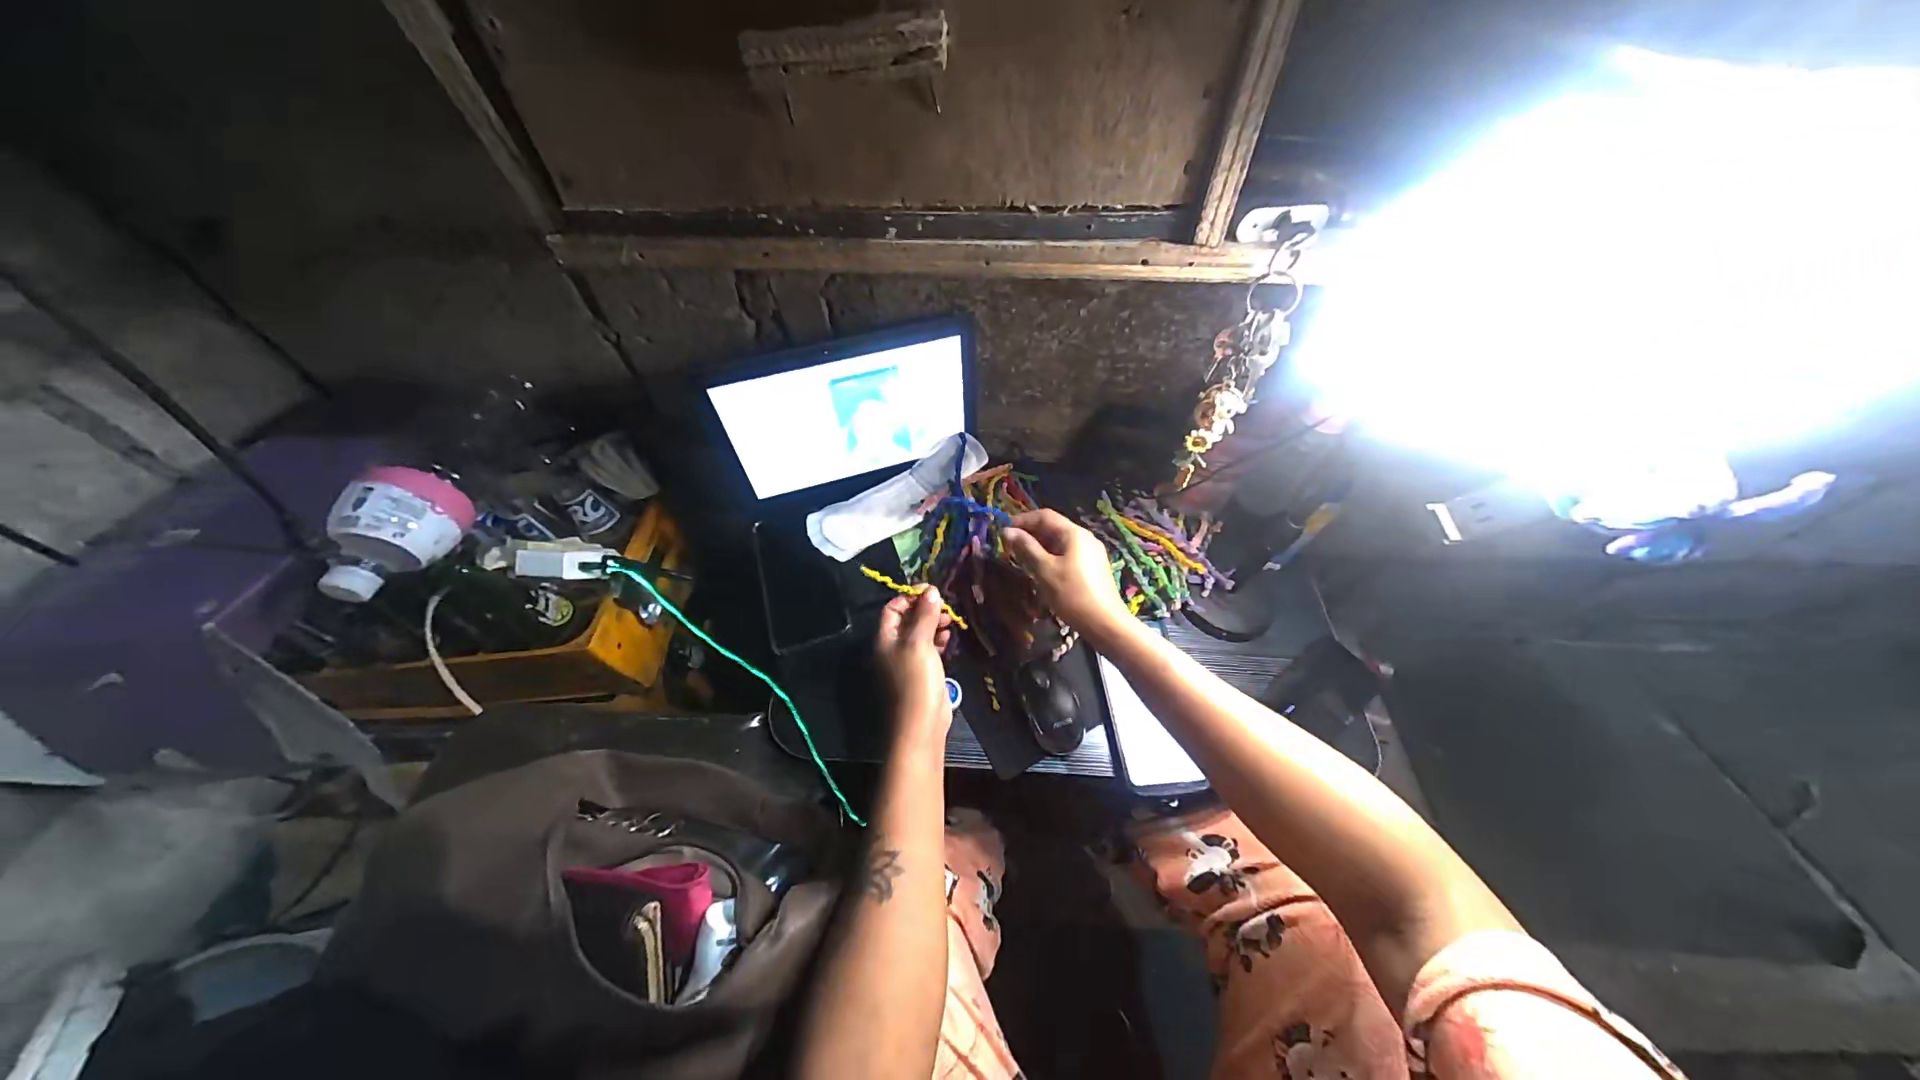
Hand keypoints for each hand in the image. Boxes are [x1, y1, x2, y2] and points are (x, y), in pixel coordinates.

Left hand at [874, 587, 954, 748]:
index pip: (893, 609)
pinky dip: (938, 639)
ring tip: (950, 620)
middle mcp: (893, 647)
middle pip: (907, 620)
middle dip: (925, 609)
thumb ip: (925, 616)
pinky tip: (948, 637)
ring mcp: (908, 660)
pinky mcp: (923, 671)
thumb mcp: (920, 643)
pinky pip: (929, 648)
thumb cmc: (916, 679)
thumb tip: (931, 591)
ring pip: (920, 633)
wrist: (922, 722)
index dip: (909, 597)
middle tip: (944, 606)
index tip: (930, 591)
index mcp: (886, 639)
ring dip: (934, 623)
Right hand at [1002, 510, 1133, 643]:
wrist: (1105, 623)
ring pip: (1061, 543)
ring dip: (1040, 547)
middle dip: (1031, 534)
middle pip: (1054, 528)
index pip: (1045, 516)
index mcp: (1075, 534)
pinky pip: (1068, 555)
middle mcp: (1086, 538)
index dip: (1023, 520)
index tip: (1004, 531)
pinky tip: (1042, 570)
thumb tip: (1007, 531)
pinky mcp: (1094, 568)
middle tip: (1010, 546)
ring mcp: (1092, 553)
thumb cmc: (1072, 594)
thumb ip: (1026, 548)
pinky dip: (1052, 557)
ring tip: (1022, 559)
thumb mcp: (1044, 570)